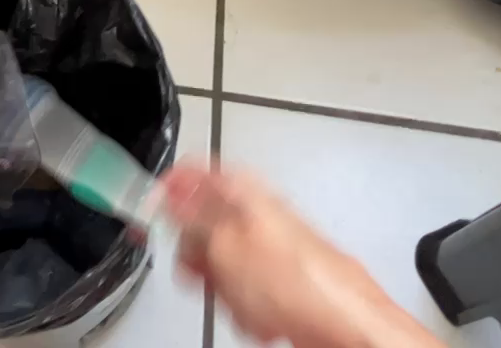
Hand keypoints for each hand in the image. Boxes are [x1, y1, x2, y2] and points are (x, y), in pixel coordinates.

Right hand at [161, 165, 440, 347]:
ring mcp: (272, 244)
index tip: (151, 214)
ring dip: (225, 288)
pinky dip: (248, 305)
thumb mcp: (223, 246)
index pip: (190, 171)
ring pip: (223, 261)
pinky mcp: (285, 278)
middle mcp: (258, 209)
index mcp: (242, 188)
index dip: (166, 191)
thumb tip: (164, 195)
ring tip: (243, 302)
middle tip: (201, 274)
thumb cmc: (298, 283)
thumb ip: (188, 218)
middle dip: (200, 256)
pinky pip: (247, 288)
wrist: (350, 328)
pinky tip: (262, 316)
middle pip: (205, 223)